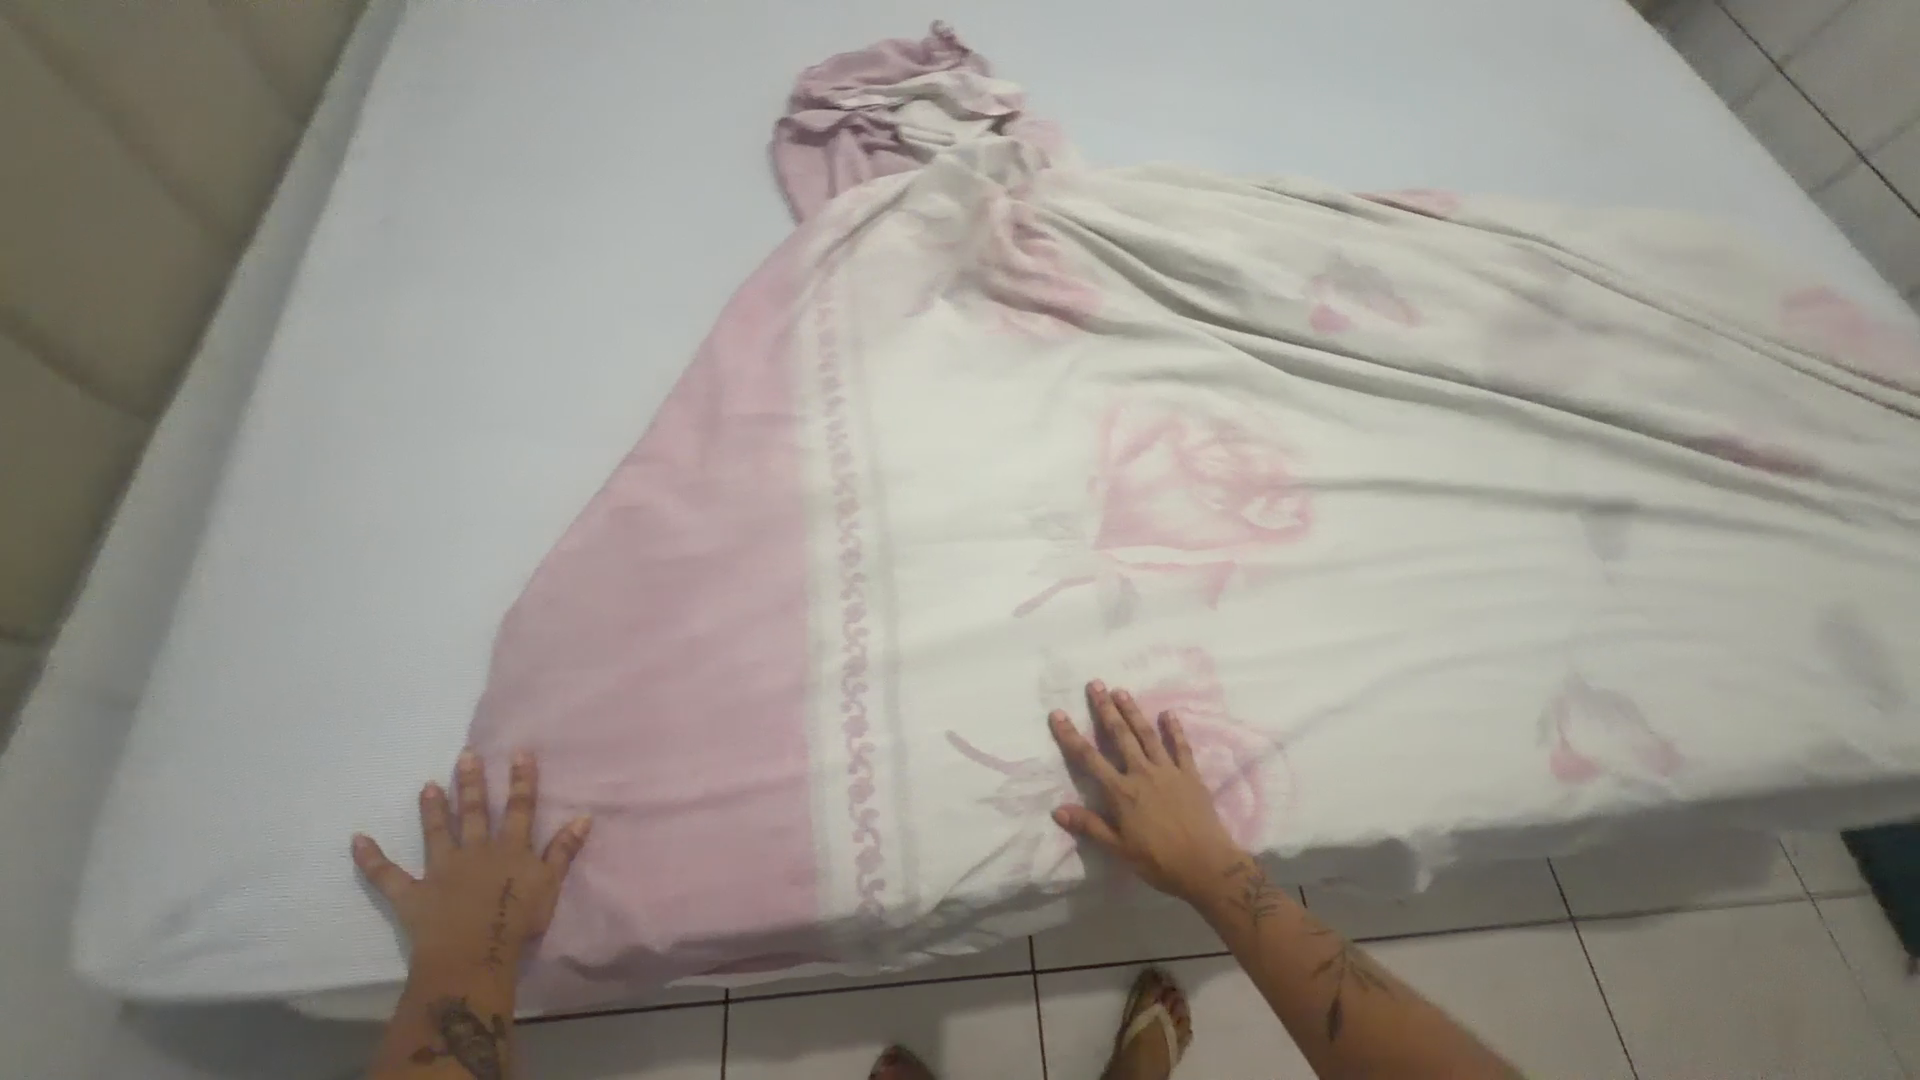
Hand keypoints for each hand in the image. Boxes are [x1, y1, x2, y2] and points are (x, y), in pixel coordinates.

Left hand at [352, 750, 591, 970]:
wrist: (473, 956)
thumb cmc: (518, 922)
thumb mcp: (550, 885)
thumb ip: (564, 850)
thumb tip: (583, 816)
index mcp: (511, 848)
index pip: (519, 807)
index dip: (521, 780)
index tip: (519, 753)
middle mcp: (476, 850)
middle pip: (475, 811)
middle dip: (471, 782)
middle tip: (466, 755)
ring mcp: (442, 870)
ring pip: (437, 833)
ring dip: (432, 808)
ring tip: (428, 785)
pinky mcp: (412, 893)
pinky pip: (387, 875)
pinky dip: (370, 859)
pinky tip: (357, 840)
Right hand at [1048, 680, 1248, 904]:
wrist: (1207, 867)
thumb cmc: (1159, 861)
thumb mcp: (1119, 849)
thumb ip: (1089, 826)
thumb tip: (1057, 810)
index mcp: (1121, 792)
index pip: (1089, 758)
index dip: (1071, 735)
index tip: (1058, 714)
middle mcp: (1142, 773)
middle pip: (1120, 736)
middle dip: (1105, 709)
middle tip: (1095, 684)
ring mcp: (1168, 771)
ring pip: (1147, 735)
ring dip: (1133, 711)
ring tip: (1122, 691)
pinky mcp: (1191, 776)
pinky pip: (1181, 748)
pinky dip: (1175, 729)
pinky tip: (1169, 713)